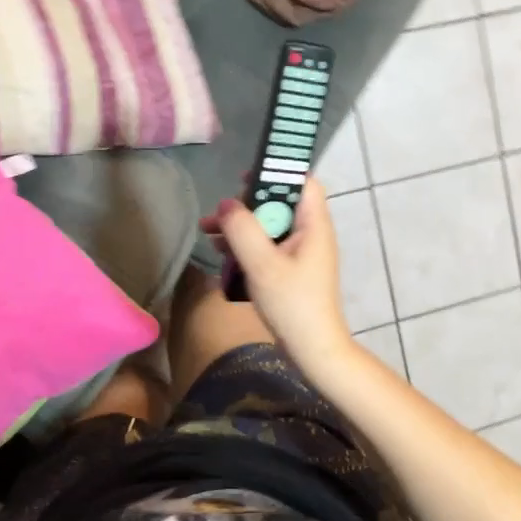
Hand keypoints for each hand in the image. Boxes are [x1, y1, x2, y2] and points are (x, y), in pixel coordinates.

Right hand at [201, 178, 348, 359]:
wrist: (313, 349)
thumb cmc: (293, 303)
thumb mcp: (262, 264)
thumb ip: (243, 230)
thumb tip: (226, 204)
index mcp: (313, 224)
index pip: (302, 181)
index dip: (276, 172)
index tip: (245, 179)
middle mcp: (311, 233)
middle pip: (279, 203)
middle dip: (247, 205)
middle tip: (217, 213)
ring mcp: (302, 253)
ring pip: (270, 226)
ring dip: (241, 227)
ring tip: (207, 232)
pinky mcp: (292, 270)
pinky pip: (268, 247)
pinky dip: (247, 246)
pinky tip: (221, 253)